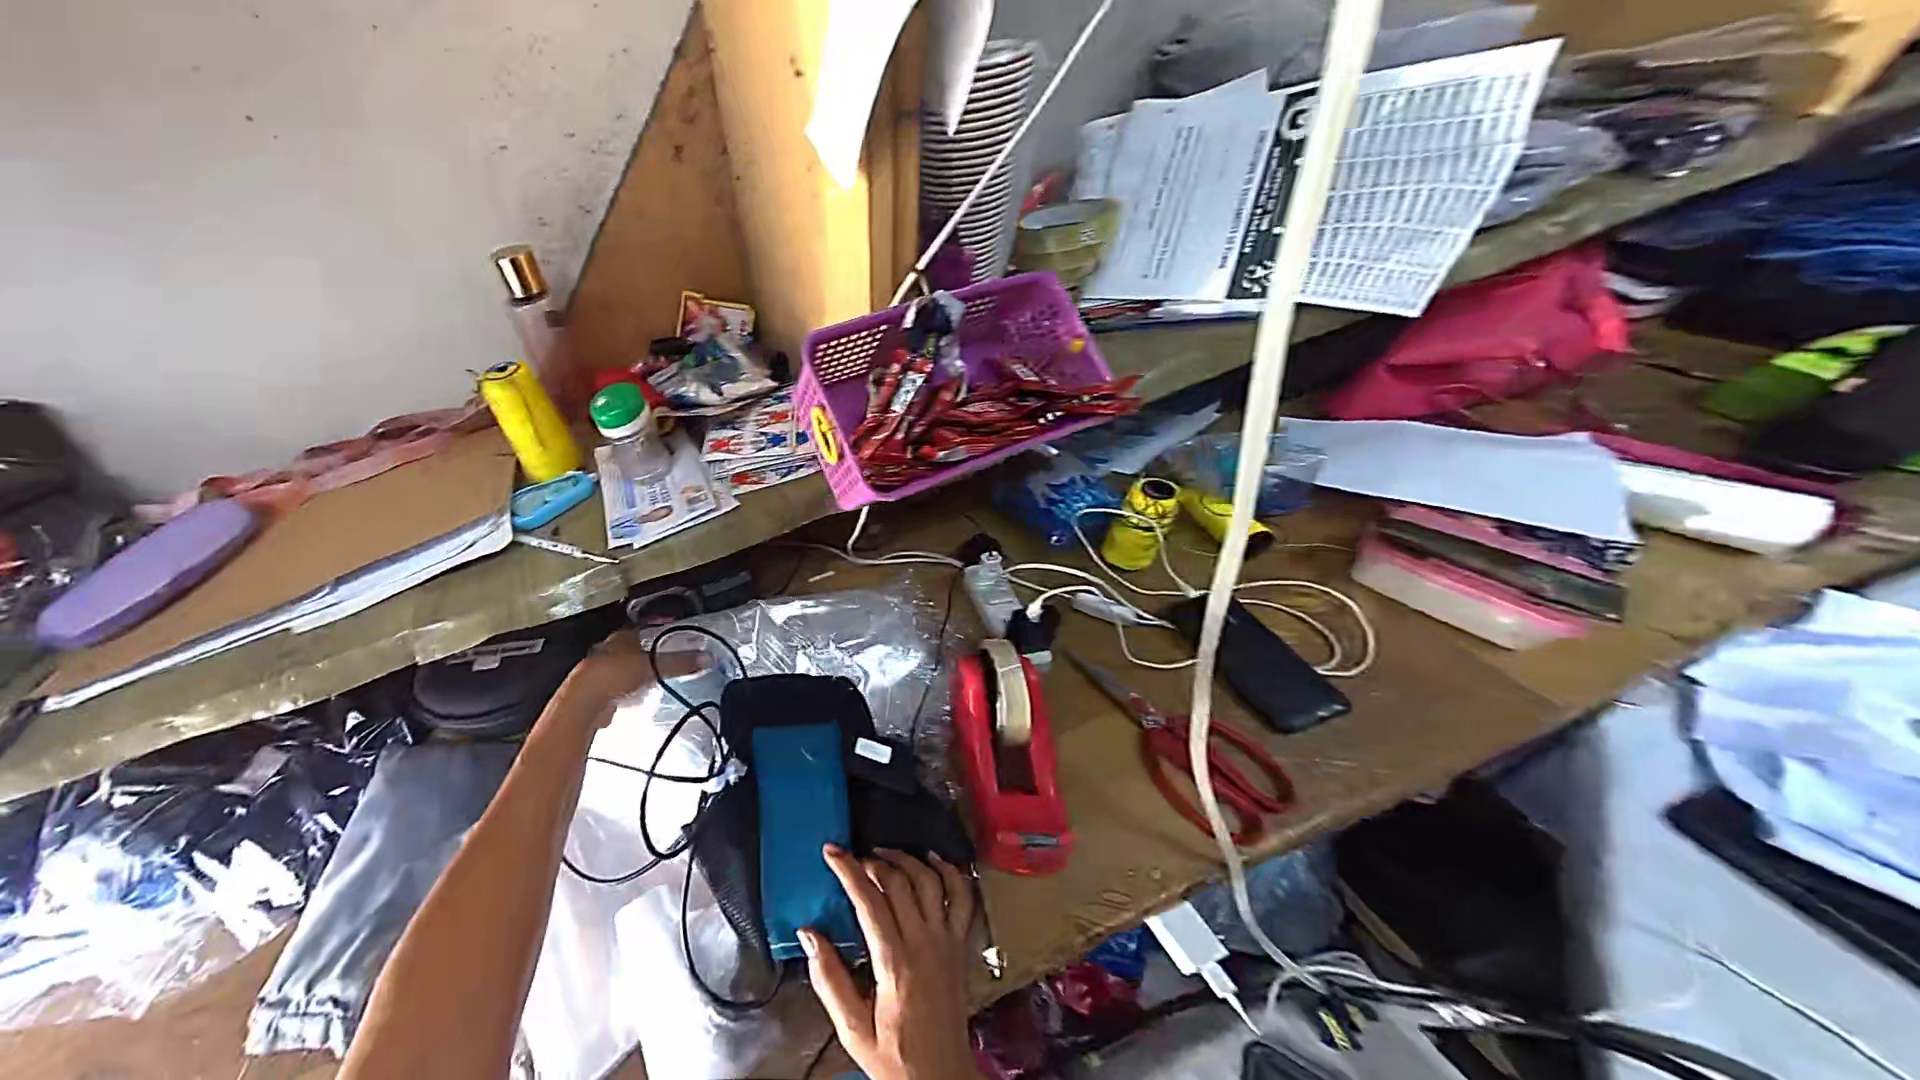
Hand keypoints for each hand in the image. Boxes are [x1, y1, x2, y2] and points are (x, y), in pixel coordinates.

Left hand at [548, 628, 708, 735]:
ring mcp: (597, 672)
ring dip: (630, 674)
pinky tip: (632, 698)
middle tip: (660, 660)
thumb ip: (680, 663)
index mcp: (621, 639)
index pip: (639, 630)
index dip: (652, 632)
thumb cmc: (616, 674)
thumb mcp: (655, 666)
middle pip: (628, 649)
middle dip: (642, 654)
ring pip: (618, 668)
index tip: (665, 636)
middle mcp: (606, 651)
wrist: (584, 702)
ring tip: (649, 681)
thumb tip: (707, 658)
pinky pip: (612, 688)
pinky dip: (623, 691)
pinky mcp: (593, 693)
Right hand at [803, 846, 979, 1079]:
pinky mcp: (961, 943)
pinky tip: (931, 860)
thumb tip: (809, 935)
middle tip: (853, 858)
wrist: (942, 1076)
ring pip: (930, 881)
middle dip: (874, 862)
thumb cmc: (894, 1057)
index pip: (870, 902)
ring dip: (906, 860)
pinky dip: (949, 871)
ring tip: (883, 853)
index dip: (849, 871)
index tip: (832, 852)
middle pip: (900, 883)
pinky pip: (962, 896)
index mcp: (895, 964)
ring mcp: (947, 940)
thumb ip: (830, 980)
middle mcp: (925, 943)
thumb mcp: (852, 1030)